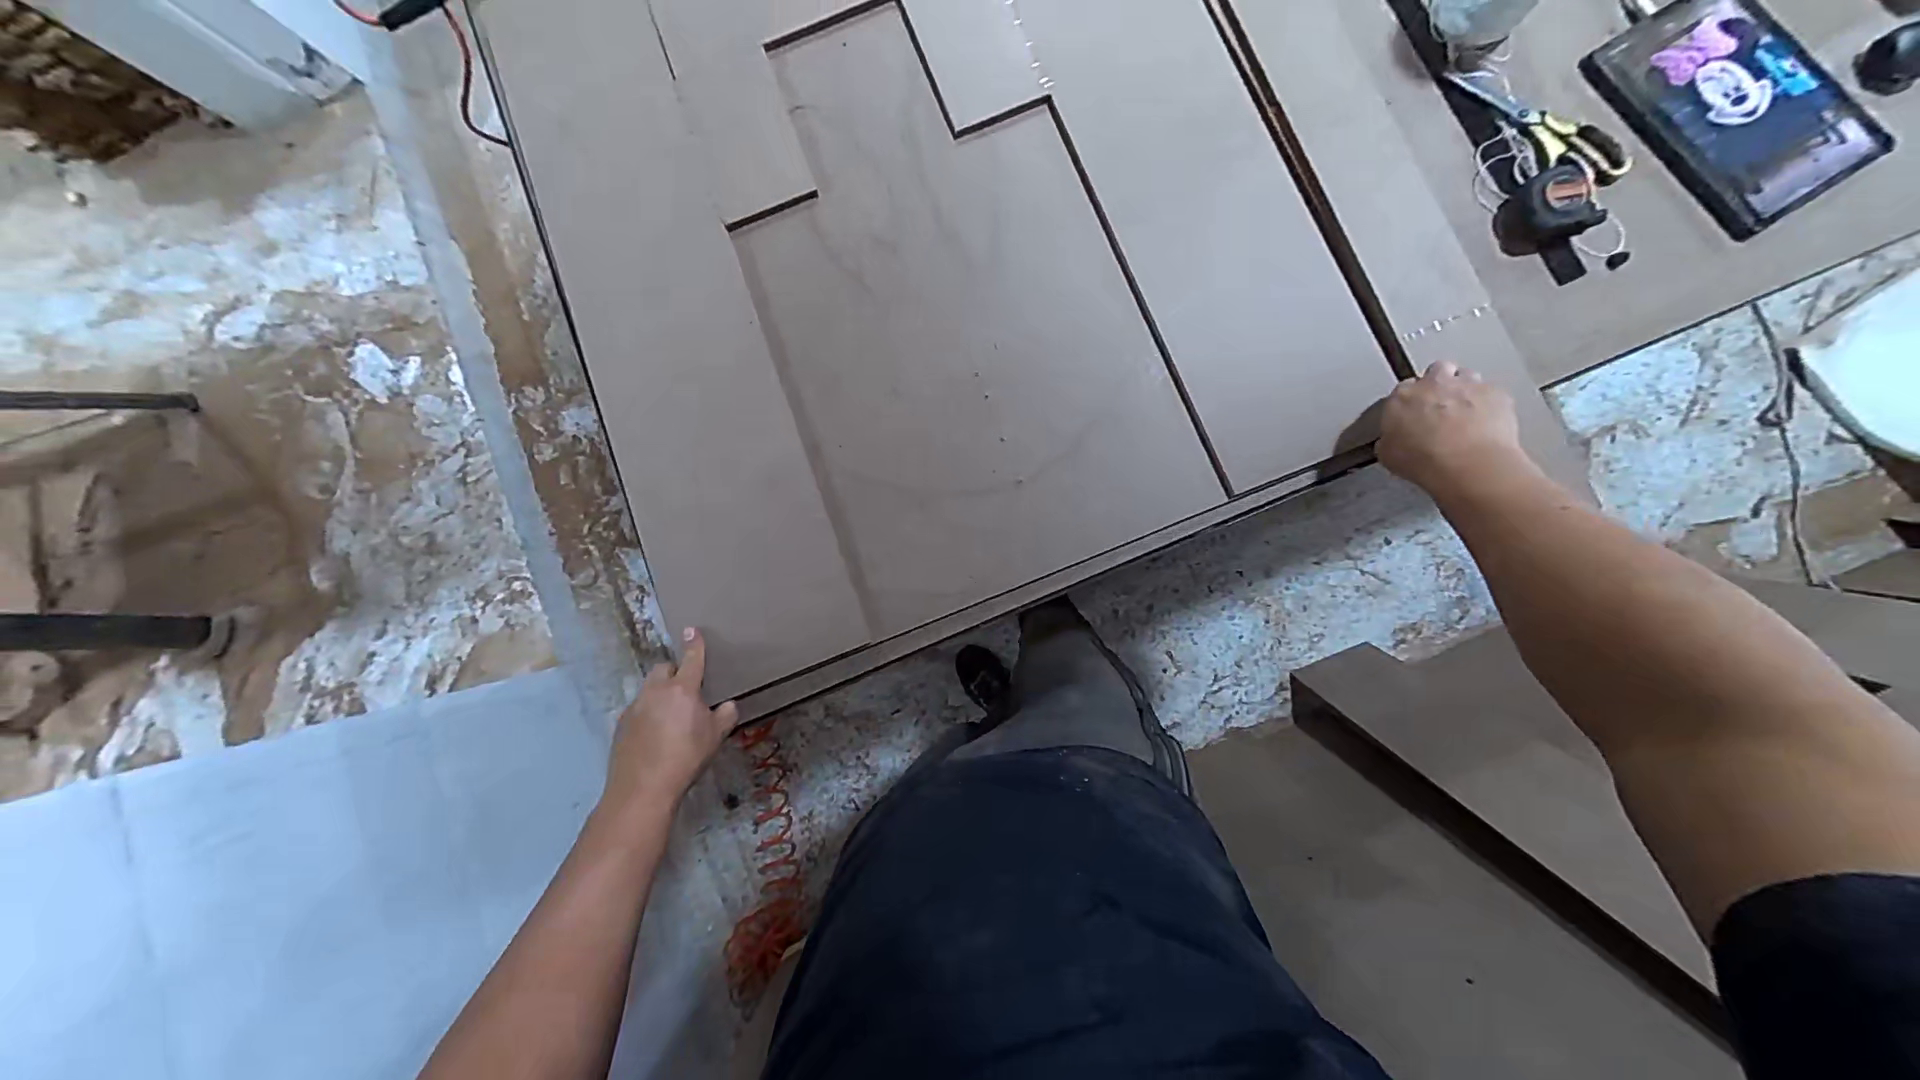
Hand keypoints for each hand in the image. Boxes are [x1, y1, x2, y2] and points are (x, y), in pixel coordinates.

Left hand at [602, 628, 739, 816]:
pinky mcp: (621, 724)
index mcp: (682, 689)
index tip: (692, 630)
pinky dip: (648, 713)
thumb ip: (726, 715)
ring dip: (660, 693)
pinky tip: (655, 734)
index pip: (691, 659)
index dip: (694, 644)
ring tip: (671, 714)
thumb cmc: (686, 757)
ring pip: (649, 689)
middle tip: (685, 689)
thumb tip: (728, 705)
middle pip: (663, 669)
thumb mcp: (716, 737)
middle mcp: (656, 691)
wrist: (643, 788)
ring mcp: (635, 707)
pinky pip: (639, 709)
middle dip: (673, 672)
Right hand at [1377, 361, 1535, 496]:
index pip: (1403, 389)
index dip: (1408, 402)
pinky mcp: (1496, 392)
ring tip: (1463, 413)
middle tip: (1438, 406)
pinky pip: (1491, 391)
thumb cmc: (1425, 459)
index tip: (1411, 415)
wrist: (1466, 464)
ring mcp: (1467, 385)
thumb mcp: (1388, 455)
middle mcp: (1434, 383)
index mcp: (1402, 397)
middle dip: (1438, 383)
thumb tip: (1391, 440)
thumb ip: (1388, 438)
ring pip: (1466, 375)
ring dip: (1464, 388)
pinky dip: (1488, 403)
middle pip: (1436, 370)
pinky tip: (1485, 422)